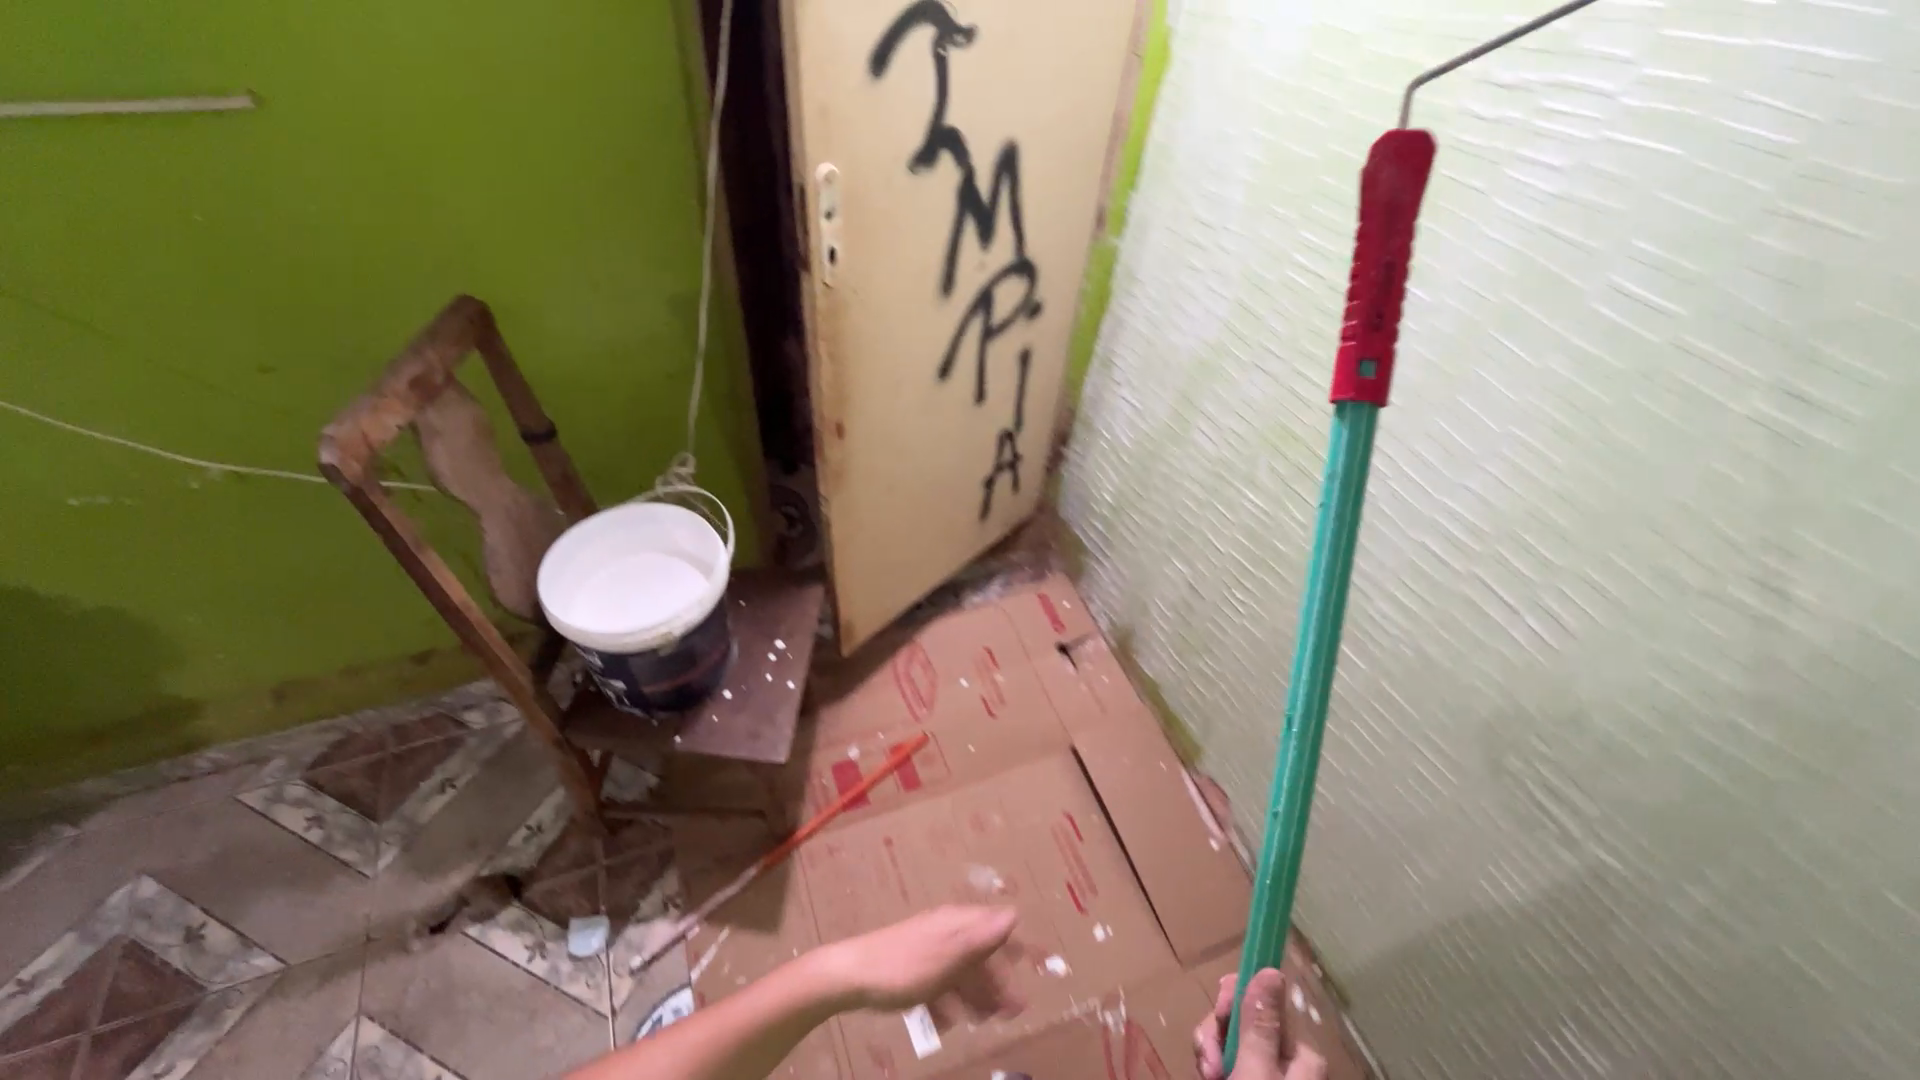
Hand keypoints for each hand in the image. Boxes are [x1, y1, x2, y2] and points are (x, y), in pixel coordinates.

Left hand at [812, 906, 1023, 1018]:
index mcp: (957, 923)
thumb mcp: (947, 954)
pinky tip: (945, 1022)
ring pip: (962, 973)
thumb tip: (1015, 913)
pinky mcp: (913, 968)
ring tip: (983, 1021)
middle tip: (1011, 1013)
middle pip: (981, 955)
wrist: (850, 976)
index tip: (1036, 970)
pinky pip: (939, 984)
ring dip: (975, 996)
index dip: (1016, 949)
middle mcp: (946, 931)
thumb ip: (981, 937)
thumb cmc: (903, 966)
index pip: (997, 929)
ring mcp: (929, 950)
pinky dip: (947, 1001)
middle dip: (997, 982)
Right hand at [1194, 969, 1327, 1079]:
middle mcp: (1289, 1057)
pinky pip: (1228, 1057)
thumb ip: (1260, 1024)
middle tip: (1208, 1059)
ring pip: (1231, 1038)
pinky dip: (1213, 1063)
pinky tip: (1208, 1076)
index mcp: (1302, 1052)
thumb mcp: (1256, 1070)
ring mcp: (1270, 1071)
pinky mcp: (1251, 1078)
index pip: (1265, 1000)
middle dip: (1218, 1031)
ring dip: (1211, 1050)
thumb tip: (1271, 970)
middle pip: (1244, 1018)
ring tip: (1207, 1074)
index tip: (1217, 1012)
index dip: (1235, 998)